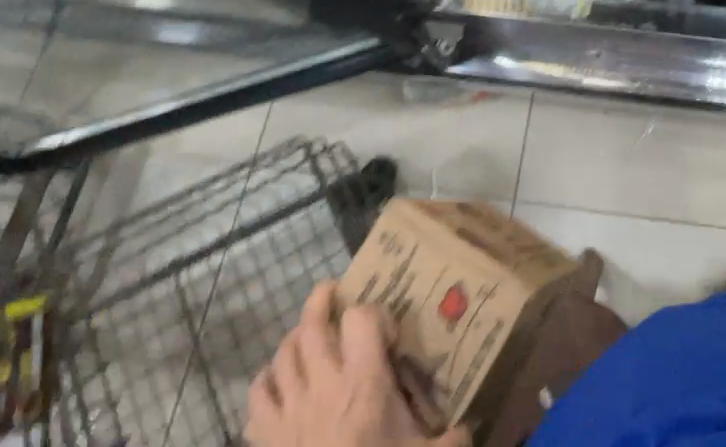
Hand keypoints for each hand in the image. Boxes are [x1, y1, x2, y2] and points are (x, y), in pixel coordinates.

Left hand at [246, 282, 469, 446]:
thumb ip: (451, 439)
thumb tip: (467, 429)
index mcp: (364, 383)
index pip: (361, 318)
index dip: (374, 314)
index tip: (388, 333)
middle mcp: (323, 385)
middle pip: (311, 325)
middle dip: (321, 301)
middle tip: (333, 292)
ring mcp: (289, 410)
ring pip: (282, 353)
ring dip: (295, 338)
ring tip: (308, 335)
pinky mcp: (265, 436)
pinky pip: (257, 394)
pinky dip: (266, 379)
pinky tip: (278, 381)